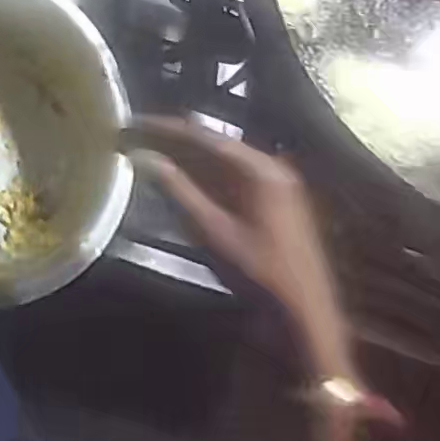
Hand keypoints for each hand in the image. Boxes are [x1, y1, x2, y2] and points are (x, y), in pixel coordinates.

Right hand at [123, 117, 355, 379]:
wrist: (306, 316)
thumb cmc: (260, 274)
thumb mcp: (213, 230)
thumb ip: (177, 189)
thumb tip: (143, 157)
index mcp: (258, 167)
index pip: (202, 135)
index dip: (163, 128)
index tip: (133, 124)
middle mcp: (269, 165)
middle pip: (211, 142)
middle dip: (171, 140)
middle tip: (136, 137)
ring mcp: (274, 180)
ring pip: (220, 158)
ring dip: (185, 156)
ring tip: (148, 151)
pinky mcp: (273, 197)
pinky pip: (231, 174)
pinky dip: (203, 172)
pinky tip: (179, 175)